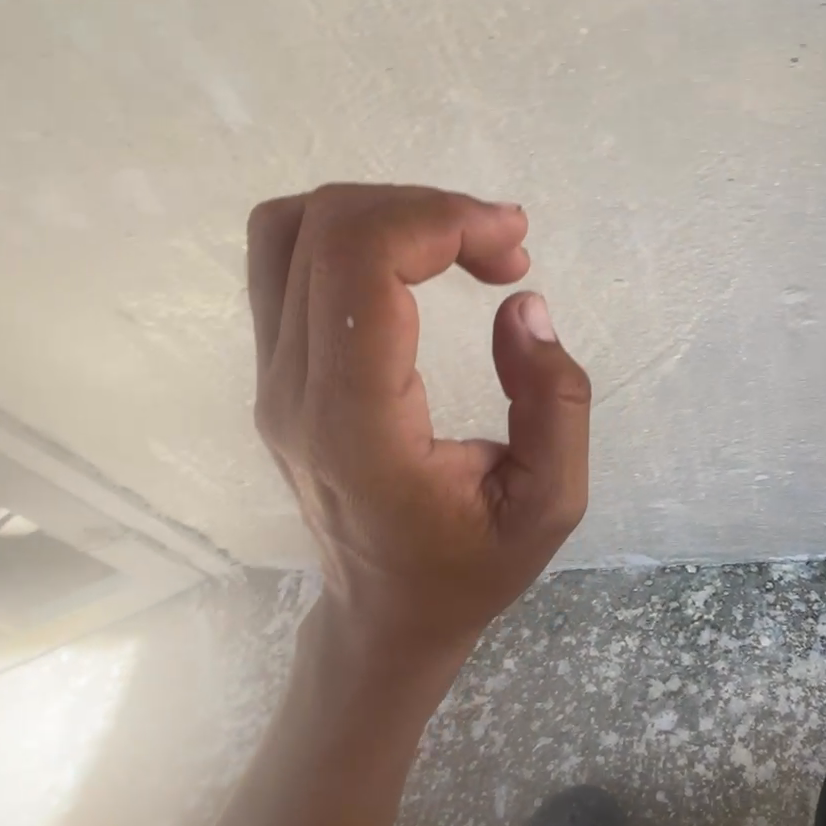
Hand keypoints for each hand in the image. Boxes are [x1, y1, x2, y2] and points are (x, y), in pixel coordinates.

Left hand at [246, 184, 590, 667]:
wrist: (385, 615)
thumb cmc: (471, 569)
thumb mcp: (551, 505)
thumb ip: (555, 404)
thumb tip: (522, 304)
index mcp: (358, 426)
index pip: (360, 264)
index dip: (442, 221)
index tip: (515, 245)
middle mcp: (294, 392)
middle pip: (322, 228)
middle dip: (426, 210)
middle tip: (504, 248)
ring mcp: (271, 381)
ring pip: (288, 231)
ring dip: (386, 214)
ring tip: (459, 249)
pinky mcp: (274, 374)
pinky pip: (290, 263)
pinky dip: (358, 239)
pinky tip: (417, 270)